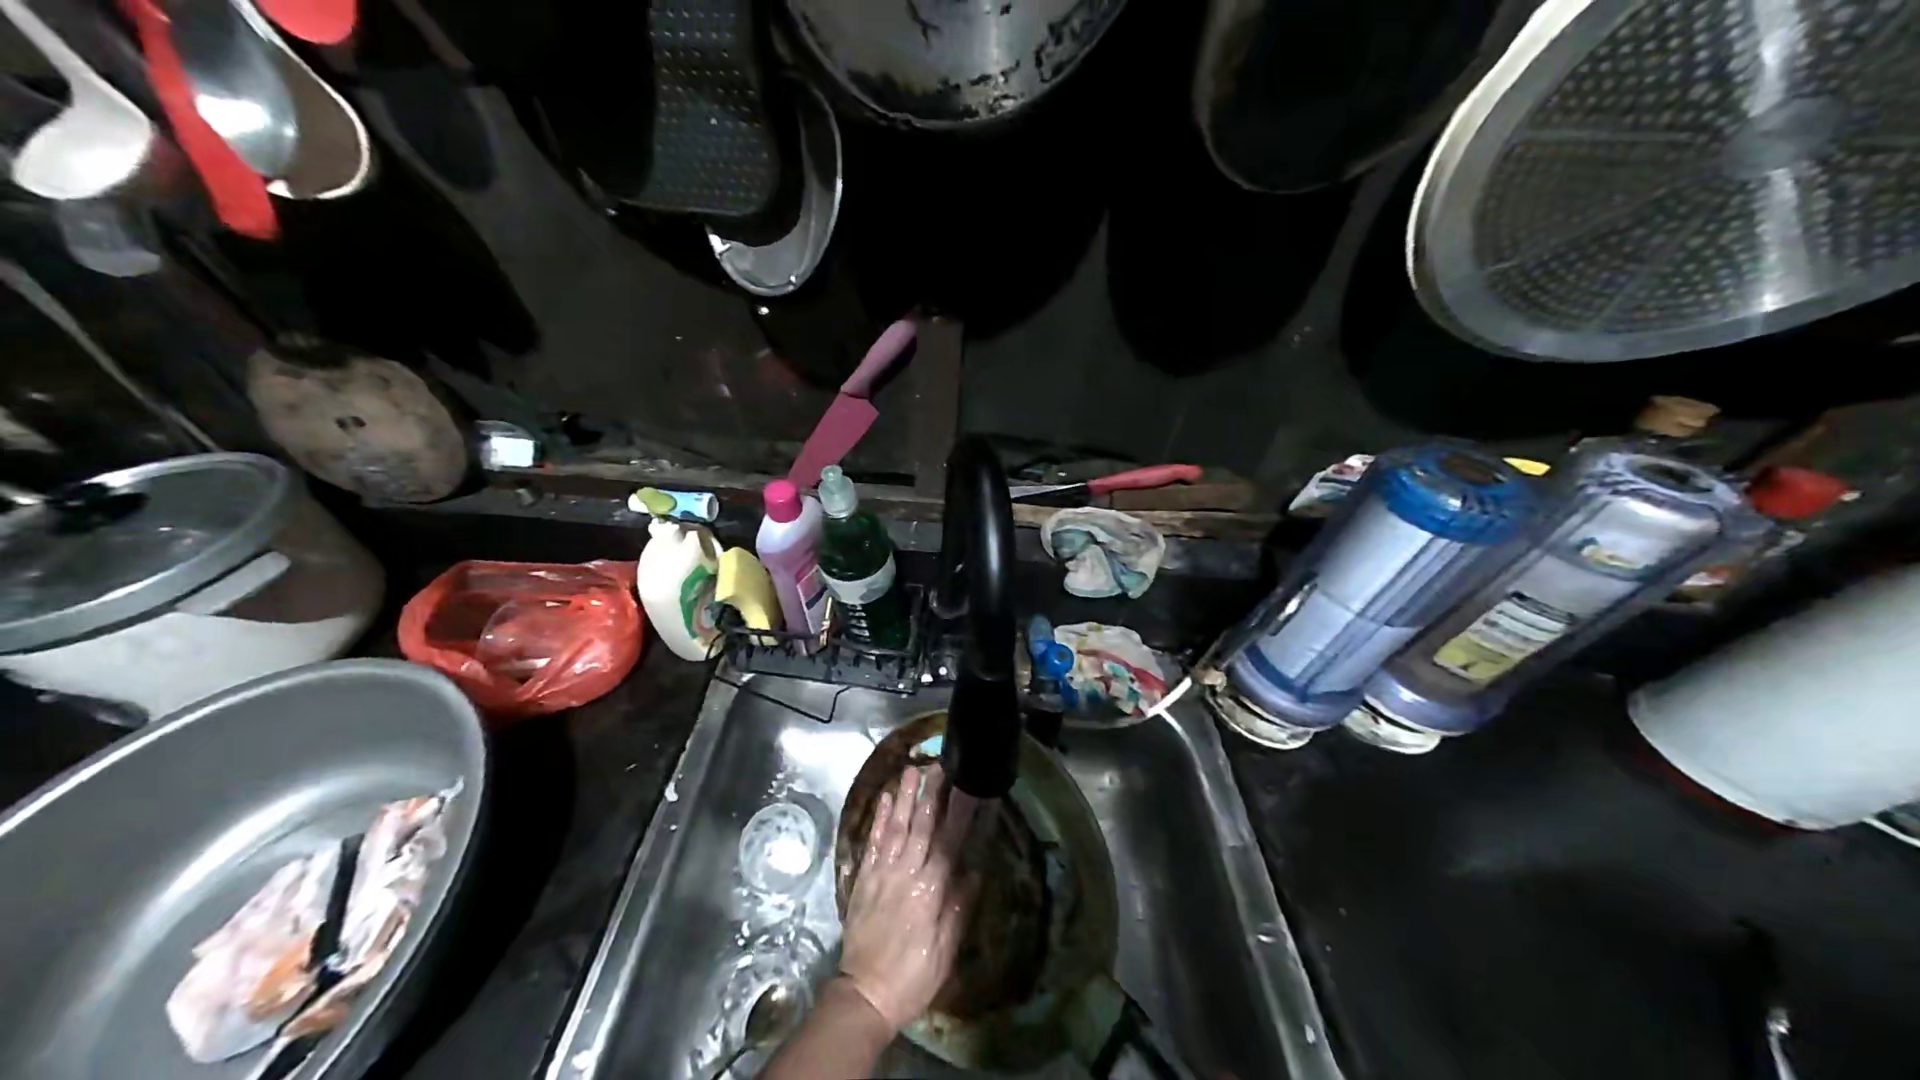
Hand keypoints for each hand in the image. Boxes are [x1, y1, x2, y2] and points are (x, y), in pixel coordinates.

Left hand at [838, 763, 977, 1028]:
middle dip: (931, 793)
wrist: (865, 994)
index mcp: (931, 889)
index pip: (950, 840)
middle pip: (921, 825)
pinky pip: (873, 841)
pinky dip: (880, 819)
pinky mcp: (865, 878)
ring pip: (896, 826)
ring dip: (906, 797)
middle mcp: (906, 872)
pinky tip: (886, 799)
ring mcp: (882, 872)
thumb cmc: (913, 975)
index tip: (969, 785)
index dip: (960, 811)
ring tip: (913, 770)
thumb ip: (959, 906)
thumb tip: (974, 870)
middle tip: (940, 765)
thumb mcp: (946, 948)